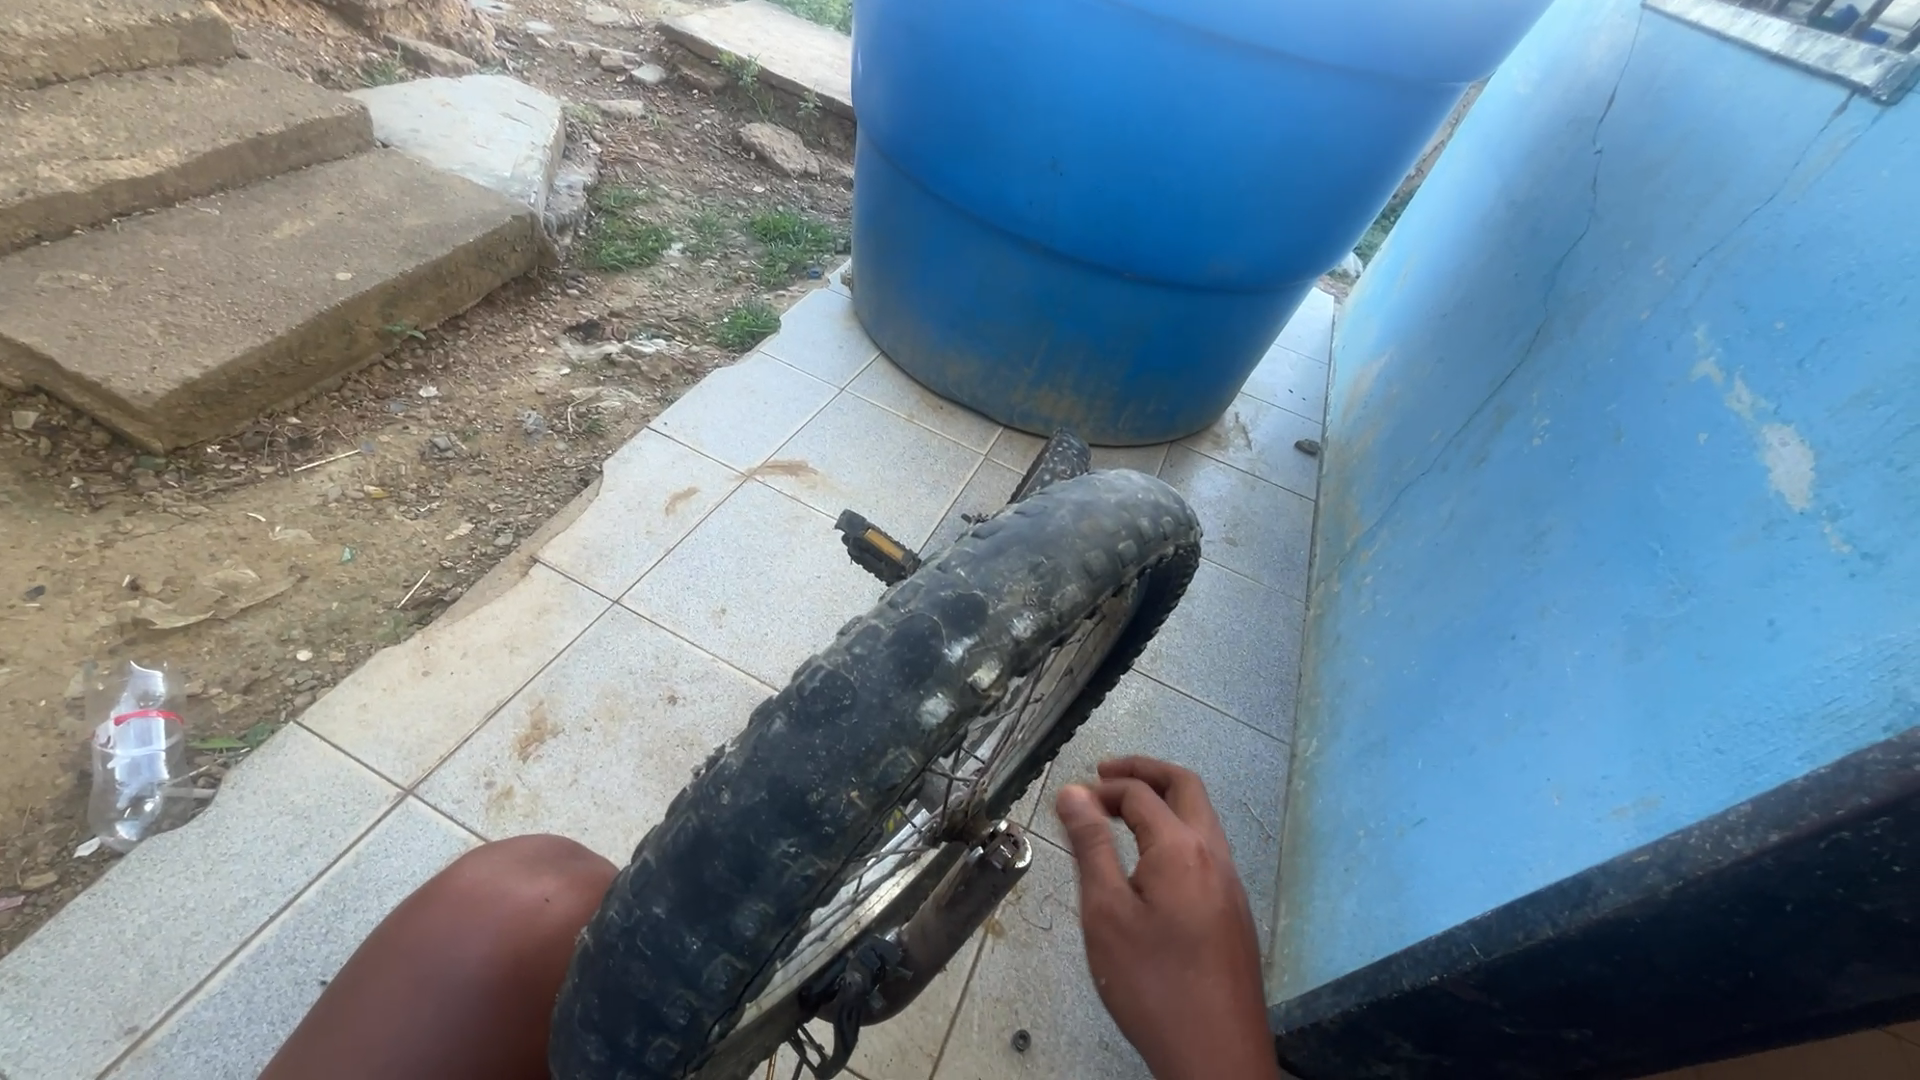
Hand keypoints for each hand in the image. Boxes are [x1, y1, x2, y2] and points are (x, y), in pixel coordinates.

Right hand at [1054, 757, 1278, 1079]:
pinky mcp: (1235, 911)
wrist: (1218, 1059)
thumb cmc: (1152, 984)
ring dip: (1162, 800)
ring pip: (1201, 817)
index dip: (1103, 787)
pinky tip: (1150, 861)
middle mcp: (1215, 854)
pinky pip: (1206, 848)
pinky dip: (1175, 830)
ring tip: (1121, 812)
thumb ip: (1091, 845)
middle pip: (1185, 786)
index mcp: (1182, 848)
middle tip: (1105, 773)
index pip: (1140, 793)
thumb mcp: (1106, 912)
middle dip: (1144, 771)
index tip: (1070, 797)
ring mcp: (1232, 883)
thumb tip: (1073, 791)